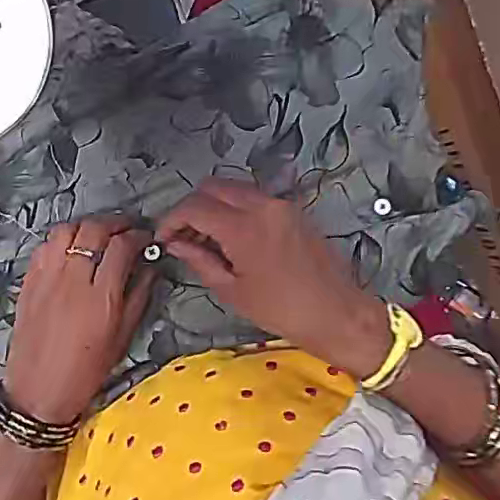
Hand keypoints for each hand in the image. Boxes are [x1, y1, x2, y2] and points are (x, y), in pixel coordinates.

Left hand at [2, 217, 154, 423]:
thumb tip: (150, 269)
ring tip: (99, 234)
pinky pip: (45, 246)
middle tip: (126, 229)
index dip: (138, 236)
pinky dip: (61, 239)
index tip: (145, 239)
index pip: (122, 246)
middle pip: (94, 230)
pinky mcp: (29, 282)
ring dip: (86, 226)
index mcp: (101, 298)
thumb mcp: (122, 338)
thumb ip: (138, 297)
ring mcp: (47, 278)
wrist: (39, 390)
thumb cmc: (85, 371)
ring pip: (66, 230)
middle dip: (115, 223)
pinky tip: (71, 248)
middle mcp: (72, 281)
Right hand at [156, 178, 391, 376]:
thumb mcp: (232, 290)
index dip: (172, 219)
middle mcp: (262, 205)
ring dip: (214, 205)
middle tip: (183, 236)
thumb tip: (177, 244)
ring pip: (234, 188)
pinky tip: (233, 237)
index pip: (194, 207)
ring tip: (206, 239)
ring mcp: (281, 204)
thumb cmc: (282, 310)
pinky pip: (255, 197)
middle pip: (212, 187)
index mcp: (243, 226)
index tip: (164, 237)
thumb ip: (200, 260)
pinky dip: (236, 208)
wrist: (336, 312)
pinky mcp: (293, 210)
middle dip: (191, 207)